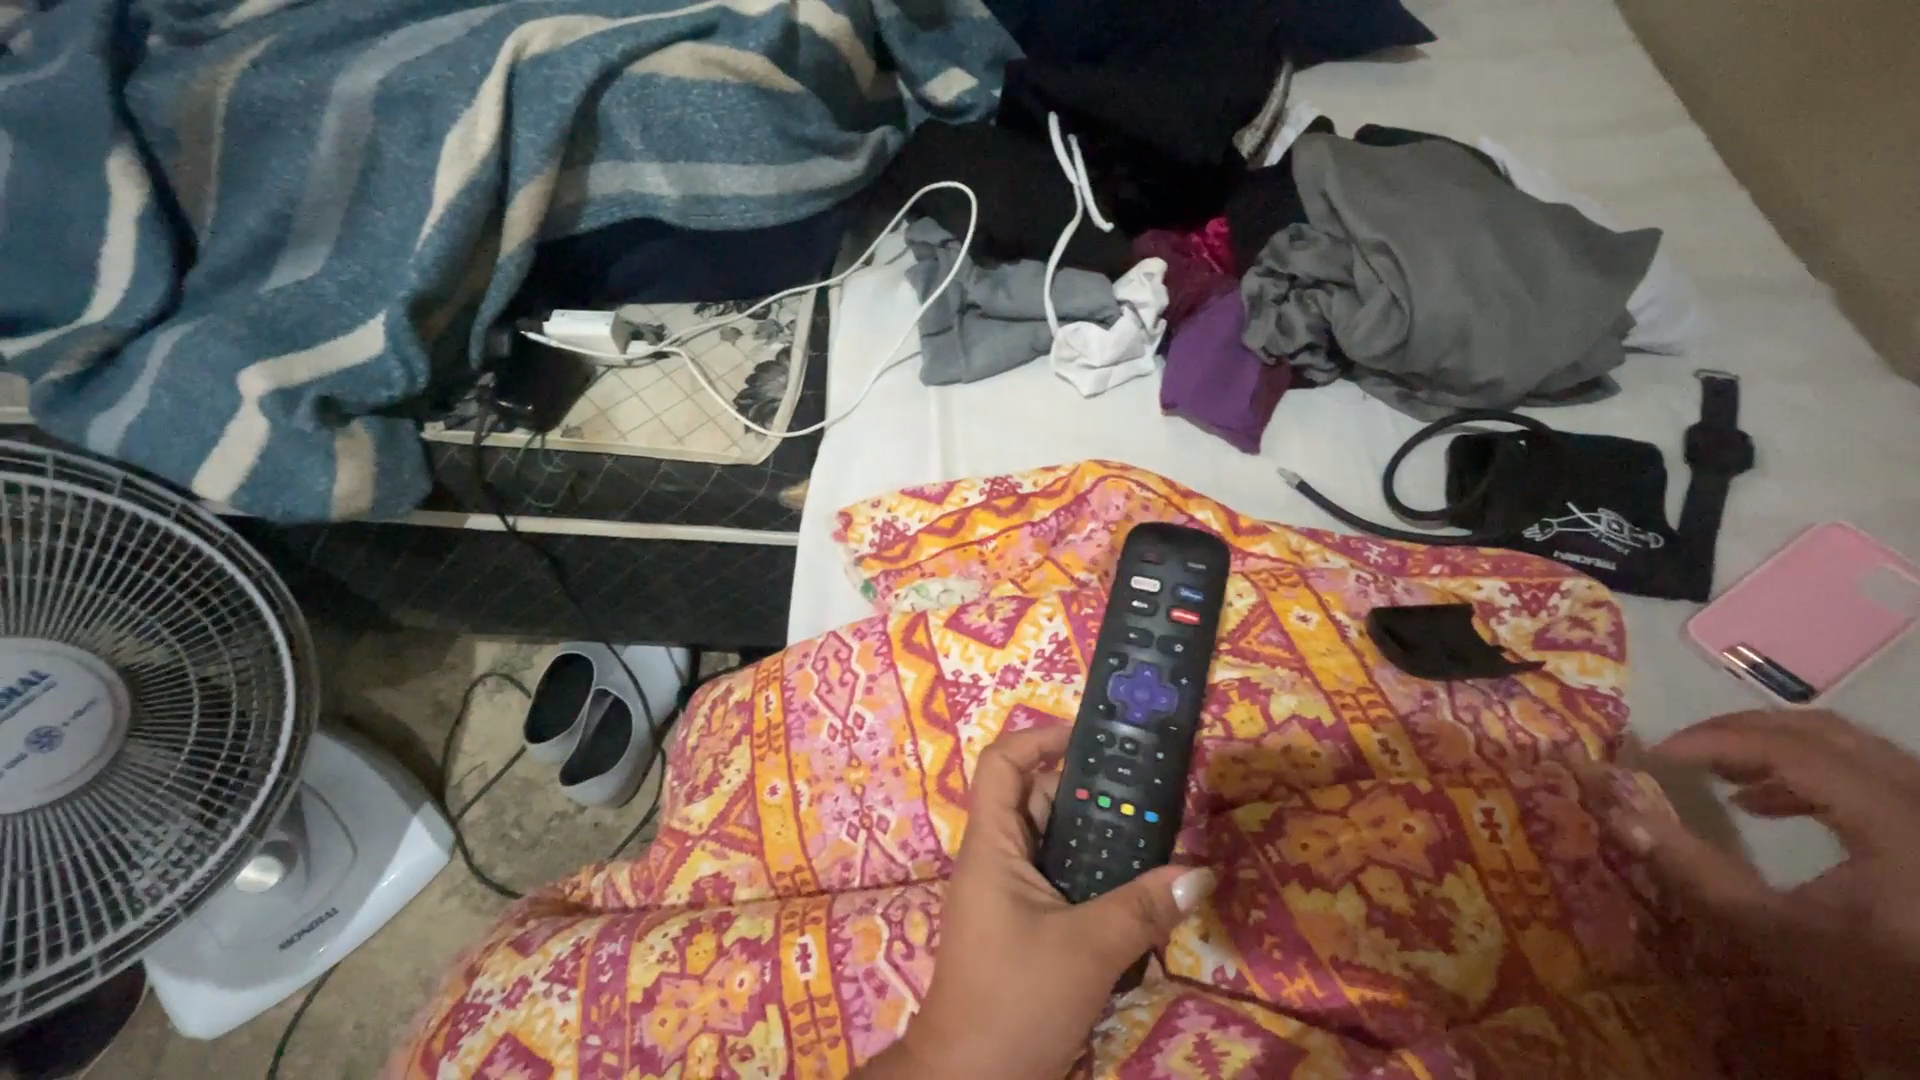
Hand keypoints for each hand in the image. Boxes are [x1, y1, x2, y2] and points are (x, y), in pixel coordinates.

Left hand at [858, 726, 1214, 1079]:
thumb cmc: (1014, 1001)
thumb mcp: (1086, 949)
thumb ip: (1143, 907)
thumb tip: (1201, 870)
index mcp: (992, 845)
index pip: (1003, 764)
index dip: (1041, 738)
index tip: (1095, 740)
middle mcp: (998, 858)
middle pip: (1038, 798)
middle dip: (1091, 788)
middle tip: (1151, 788)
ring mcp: (1011, 893)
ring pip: (1056, 842)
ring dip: (1101, 836)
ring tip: (1158, 830)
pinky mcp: (1026, 925)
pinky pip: (1063, 880)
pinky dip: (1098, 874)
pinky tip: (1142, 886)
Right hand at [1603, 710, 1919, 1069]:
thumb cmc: (1869, 984)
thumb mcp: (1773, 933)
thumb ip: (1695, 869)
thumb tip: (1615, 813)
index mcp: (1891, 822)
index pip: (1790, 750)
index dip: (1714, 742)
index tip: (1654, 755)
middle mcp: (1919, 800)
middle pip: (1823, 731)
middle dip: (1740, 731)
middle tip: (1680, 750)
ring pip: (1847, 746)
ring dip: (1772, 749)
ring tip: (1715, 774)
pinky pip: (1867, 772)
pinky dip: (1808, 773)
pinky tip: (1763, 803)